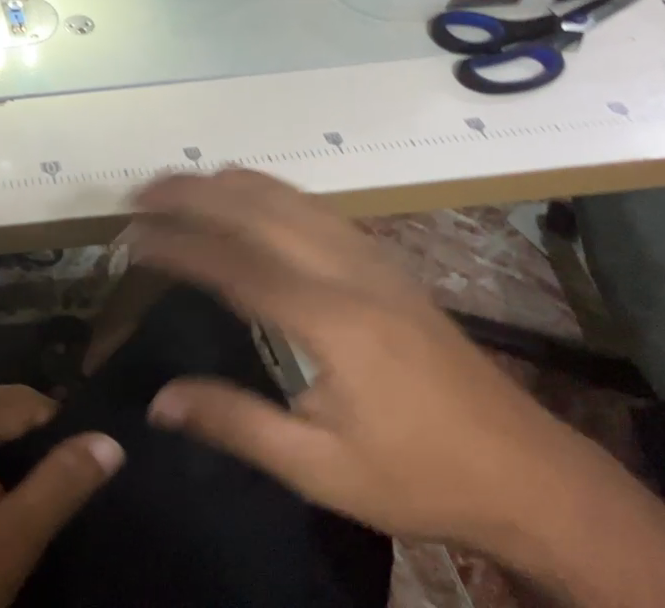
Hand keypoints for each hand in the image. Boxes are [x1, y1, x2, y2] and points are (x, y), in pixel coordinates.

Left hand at [0, 385, 123, 607]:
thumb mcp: (11, 538)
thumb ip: (62, 483)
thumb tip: (111, 439)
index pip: (29, 402)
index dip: (61, 439)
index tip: (80, 480)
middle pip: (4, 407)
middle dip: (31, 447)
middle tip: (45, 500)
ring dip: (8, 455)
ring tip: (20, 502)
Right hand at [130, 170, 607, 555]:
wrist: (533, 479)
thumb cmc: (421, 479)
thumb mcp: (321, 468)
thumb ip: (236, 424)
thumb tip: (159, 400)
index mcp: (332, 323)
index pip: (235, 264)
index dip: (177, 244)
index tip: (130, 236)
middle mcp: (352, 276)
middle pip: (261, 211)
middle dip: (195, 194)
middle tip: (140, 193)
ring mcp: (377, 265)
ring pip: (293, 200)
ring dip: (231, 185)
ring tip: (181, 184)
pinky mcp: (392, 270)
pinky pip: (320, 210)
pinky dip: (272, 193)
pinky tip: (252, 200)